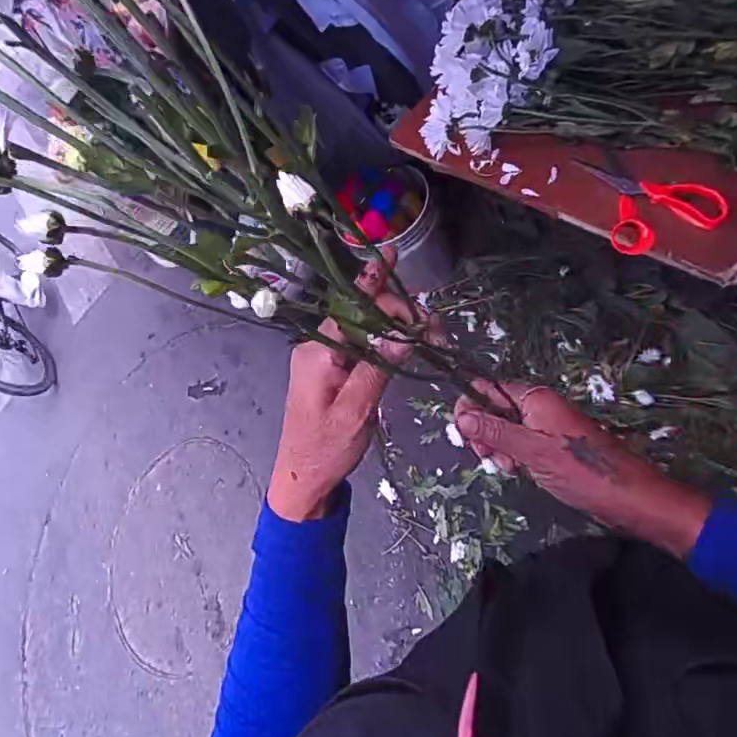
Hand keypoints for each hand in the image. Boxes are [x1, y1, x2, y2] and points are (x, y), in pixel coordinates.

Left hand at [267, 249, 421, 520]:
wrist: (302, 481)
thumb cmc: (324, 450)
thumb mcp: (355, 412)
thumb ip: (378, 369)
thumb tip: (406, 335)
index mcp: (318, 352)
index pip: (352, 307)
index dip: (373, 281)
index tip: (391, 255)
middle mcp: (320, 347)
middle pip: (361, 313)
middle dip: (398, 310)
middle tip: (434, 328)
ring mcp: (326, 358)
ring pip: (365, 327)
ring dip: (395, 324)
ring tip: (428, 331)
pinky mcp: (335, 370)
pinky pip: (363, 343)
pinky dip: (387, 339)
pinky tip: (407, 338)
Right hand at [454, 382, 710, 556]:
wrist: (628, 498)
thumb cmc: (582, 471)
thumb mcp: (532, 452)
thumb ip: (496, 431)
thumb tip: (461, 415)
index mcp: (535, 398)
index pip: (489, 389)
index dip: (473, 409)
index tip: (469, 437)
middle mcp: (539, 406)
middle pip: (495, 409)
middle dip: (486, 433)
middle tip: (492, 458)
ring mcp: (546, 427)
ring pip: (506, 430)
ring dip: (500, 449)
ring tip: (512, 469)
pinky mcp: (552, 446)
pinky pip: (522, 445)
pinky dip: (515, 458)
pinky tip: (521, 472)